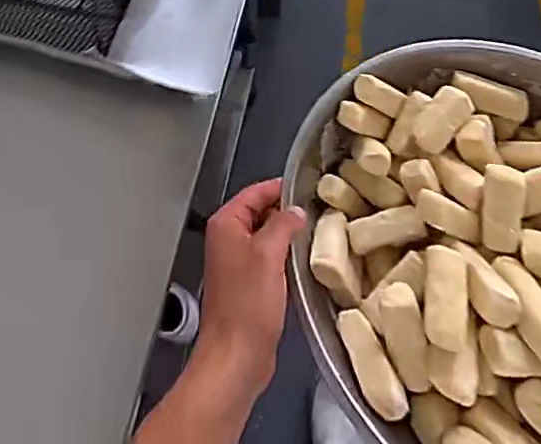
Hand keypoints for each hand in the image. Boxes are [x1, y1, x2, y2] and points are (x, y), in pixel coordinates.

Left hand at [196, 179, 306, 397]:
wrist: (236, 356)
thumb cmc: (247, 303)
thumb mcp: (268, 254)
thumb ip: (282, 224)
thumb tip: (295, 210)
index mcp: (226, 224)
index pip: (254, 192)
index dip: (279, 187)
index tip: (305, 186)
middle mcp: (227, 238)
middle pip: (259, 211)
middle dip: (284, 210)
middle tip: (314, 209)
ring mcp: (236, 261)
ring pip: (265, 234)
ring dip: (285, 234)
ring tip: (313, 232)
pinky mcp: (247, 282)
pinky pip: (267, 256)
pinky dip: (283, 254)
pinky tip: (301, 259)